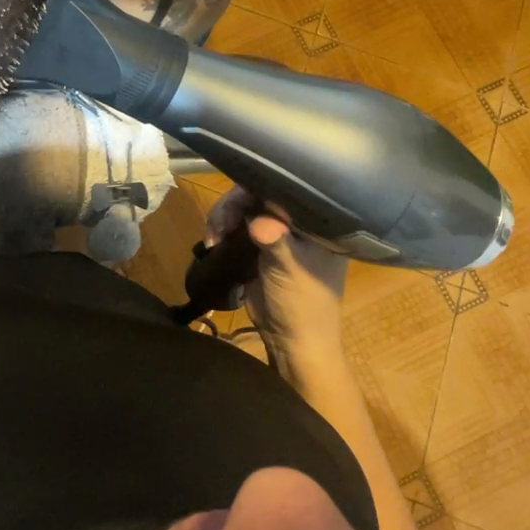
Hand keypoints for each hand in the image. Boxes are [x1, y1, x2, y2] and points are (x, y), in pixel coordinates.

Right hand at [205, 187, 346, 353]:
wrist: (292, 341)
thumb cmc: (303, 305)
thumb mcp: (291, 270)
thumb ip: (276, 241)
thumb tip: (258, 220)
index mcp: (316, 223)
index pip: (284, 190)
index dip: (257, 188)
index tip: (236, 203)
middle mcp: (297, 223)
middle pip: (258, 196)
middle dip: (232, 207)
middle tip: (219, 227)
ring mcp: (276, 234)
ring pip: (243, 210)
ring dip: (222, 219)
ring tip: (212, 240)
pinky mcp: (258, 247)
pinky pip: (236, 227)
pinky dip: (221, 230)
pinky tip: (213, 242)